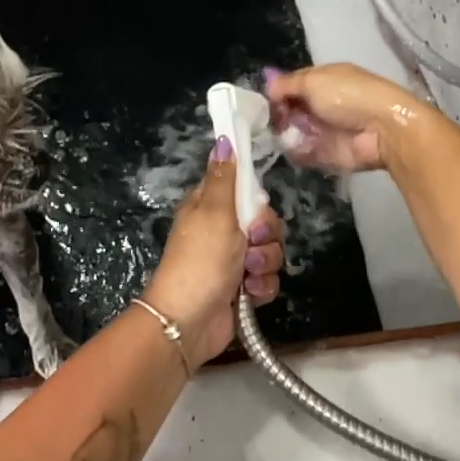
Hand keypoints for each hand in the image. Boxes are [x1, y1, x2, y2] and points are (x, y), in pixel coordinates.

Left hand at [142, 137, 284, 368]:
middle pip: (263, 219)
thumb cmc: (200, 260)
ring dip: (265, 263)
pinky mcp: (243, 287)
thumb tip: (224, 139)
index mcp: (209, 205)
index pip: (242, 186)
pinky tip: (250, 294)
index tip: (256, 207)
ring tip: (248, 274)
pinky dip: (262, 286)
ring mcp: (232, 259)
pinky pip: (267, 278)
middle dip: (266, 234)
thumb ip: (224, 177)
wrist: (190, 321)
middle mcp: (221, 229)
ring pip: (270, 250)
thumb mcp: (213, 212)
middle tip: (252, 242)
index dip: (255, 196)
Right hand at [262, 63, 430, 173]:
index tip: (266, 102)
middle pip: (290, 110)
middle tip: (272, 121)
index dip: (277, 92)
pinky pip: (304, 153)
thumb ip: (286, 84)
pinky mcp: (328, 153)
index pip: (292, 85)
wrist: (383, 129)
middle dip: (278, 115)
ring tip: (282, 135)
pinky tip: (291, 148)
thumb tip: (268, 87)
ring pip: (294, 132)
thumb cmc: (347, 96)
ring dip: (285, 134)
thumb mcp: (312, 80)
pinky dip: (295, 152)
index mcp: (323, 80)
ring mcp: (325, 130)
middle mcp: (323, 104)